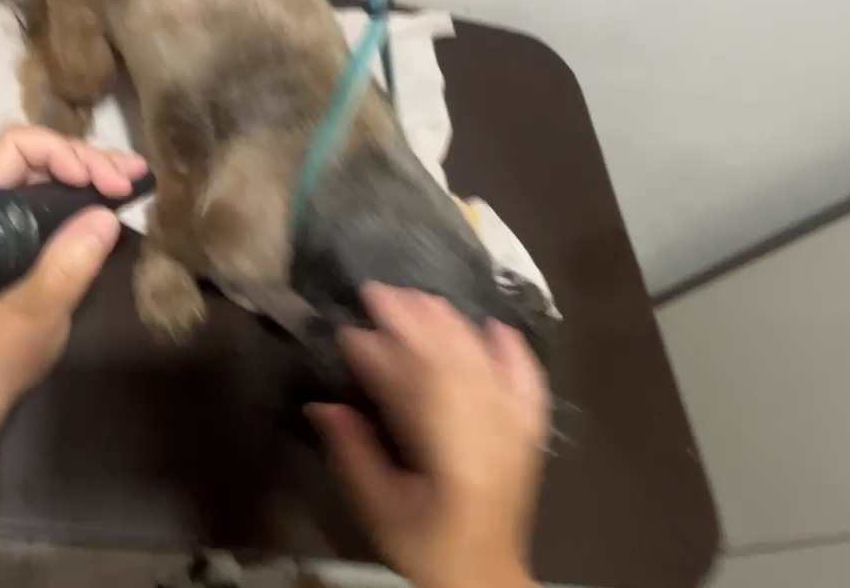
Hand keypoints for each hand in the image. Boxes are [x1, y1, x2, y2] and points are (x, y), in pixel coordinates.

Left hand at [0, 126, 147, 408]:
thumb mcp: (34, 317)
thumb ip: (66, 267)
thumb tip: (105, 215)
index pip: (18, 147)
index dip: (64, 152)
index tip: (105, 182)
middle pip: (38, 156)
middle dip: (88, 159)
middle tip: (135, 176)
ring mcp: (2, 225)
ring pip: (47, 178)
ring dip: (91, 174)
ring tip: (135, 179)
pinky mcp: (17, 245)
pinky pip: (51, 204)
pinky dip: (85, 199)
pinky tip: (111, 205)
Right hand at [308, 285, 549, 587]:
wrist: (484, 580)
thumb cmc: (425, 546)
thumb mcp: (379, 509)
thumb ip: (353, 454)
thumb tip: (321, 403)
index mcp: (451, 457)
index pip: (415, 389)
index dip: (380, 355)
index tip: (347, 331)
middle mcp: (489, 436)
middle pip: (452, 363)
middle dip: (412, 321)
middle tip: (377, 291)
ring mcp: (514, 433)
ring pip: (483, 364)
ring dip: (451, 325)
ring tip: (419, 296)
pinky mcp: (528, 435)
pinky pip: (528, 385)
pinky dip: (515, 353)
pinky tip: (497, 326)